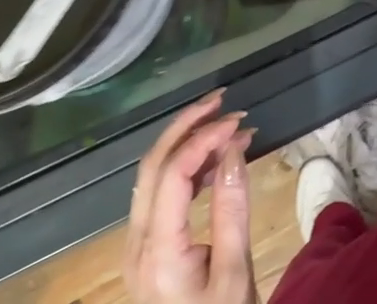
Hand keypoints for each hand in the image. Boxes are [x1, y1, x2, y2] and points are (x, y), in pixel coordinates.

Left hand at [123, 90, 258, 303]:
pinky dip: (185, 168)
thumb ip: (232, 210)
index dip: (204, 138)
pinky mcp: (146, 251)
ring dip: (185, 143)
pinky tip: (214, 161)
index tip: (239, 121)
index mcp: (157, 250)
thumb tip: (233, 149)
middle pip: (152, 166)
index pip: (173, 172)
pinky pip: (159, 194)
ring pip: (152, 176)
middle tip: (224, 101)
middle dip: (186, 126)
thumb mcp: (236, 275)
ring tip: (225, 124)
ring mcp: (137, 247)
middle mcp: (136, 243)